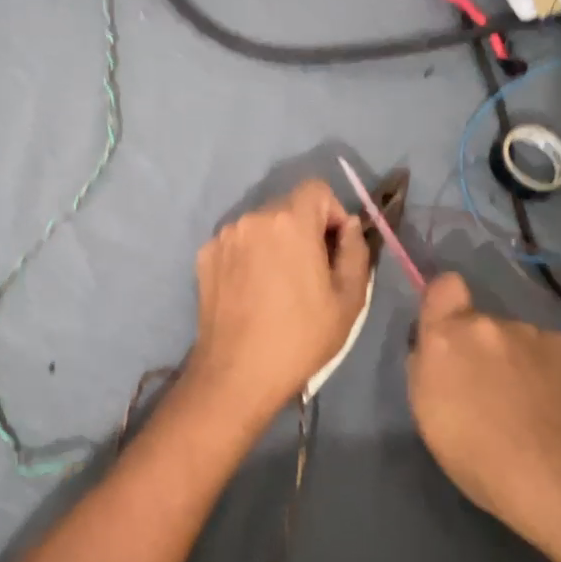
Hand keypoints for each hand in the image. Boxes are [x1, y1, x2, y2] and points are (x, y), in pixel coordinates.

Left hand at [187, 179, 370, 414]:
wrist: (237, 372)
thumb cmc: (301, 337)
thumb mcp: (349, 299)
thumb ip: (355, 251)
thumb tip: (349, 227)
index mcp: (289, 221)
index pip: (317, 189)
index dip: (333, 214)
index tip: (335, 250)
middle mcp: (252, 217)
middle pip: (287, 207)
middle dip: (304, 230)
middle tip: (311, 273)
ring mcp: (224, 236)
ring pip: (261, 225)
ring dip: (275, 243)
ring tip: (279, 286)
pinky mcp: (204, 255)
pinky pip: (238, 243)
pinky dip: (250, 256)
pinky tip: (252, 292)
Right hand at [407, 273, 560, 561]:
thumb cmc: (487, 465)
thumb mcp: (432, 421)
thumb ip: (431, 371)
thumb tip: (439, 354)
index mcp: (448, 339)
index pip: (444, 288)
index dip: (446, 305)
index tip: (449, 337)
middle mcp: (493, 326)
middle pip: (484, 326)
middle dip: (486, 353)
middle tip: (495, 397)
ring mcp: (543, 338)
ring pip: (524, 344)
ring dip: (523, 367)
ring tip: (537, 414)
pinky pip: (559, 360)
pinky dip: (558, 380)